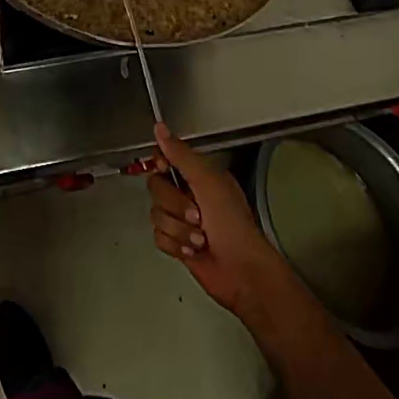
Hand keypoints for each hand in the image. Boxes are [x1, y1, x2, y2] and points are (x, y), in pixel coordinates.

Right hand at [147, 122, 296, 316]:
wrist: (242, 272)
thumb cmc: (231, 224)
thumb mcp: (207, 182)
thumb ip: (181, 155)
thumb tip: (159, 127)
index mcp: (198, 174)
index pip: (165, 157)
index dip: (160, 165)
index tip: (166, 171)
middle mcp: (188, 193)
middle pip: (156, 187)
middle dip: (175, 206)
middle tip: (197, 216)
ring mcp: (182, 219)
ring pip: (156, 214)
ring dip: (178, 230)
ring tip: (200, 239)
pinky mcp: (177, 242)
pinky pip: (158, 237)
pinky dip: (175, 245)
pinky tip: (192, 251)